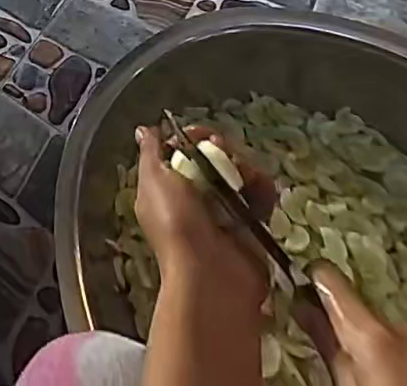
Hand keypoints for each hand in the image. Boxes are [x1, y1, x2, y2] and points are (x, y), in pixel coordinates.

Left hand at [133, 125, 274, 307]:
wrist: (210, 277)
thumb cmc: (176, 223)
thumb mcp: (153, 181)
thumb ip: (150, 152)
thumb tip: (143, 130)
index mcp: (169, 184)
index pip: (183, 149)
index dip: (193, 136)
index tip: (202, 135)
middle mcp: (196, 195)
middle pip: (214, 156)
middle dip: (223, 149)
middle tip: (225, 154)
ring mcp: (225, 210)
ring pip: (239, 172)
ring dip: (245, 167)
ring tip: (245, 175)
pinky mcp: (251, 224)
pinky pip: (261, 195)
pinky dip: (263, 188)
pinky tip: (262, 187)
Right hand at [312, 263, 406, 385]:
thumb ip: (329, 350)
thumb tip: (303, 308)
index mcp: (373, 337)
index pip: (330, 280)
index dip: (316, 284)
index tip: (308, 297)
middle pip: (369, 318)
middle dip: (362, 340)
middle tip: (366, 378)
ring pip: (401, 339)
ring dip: (395, 358)